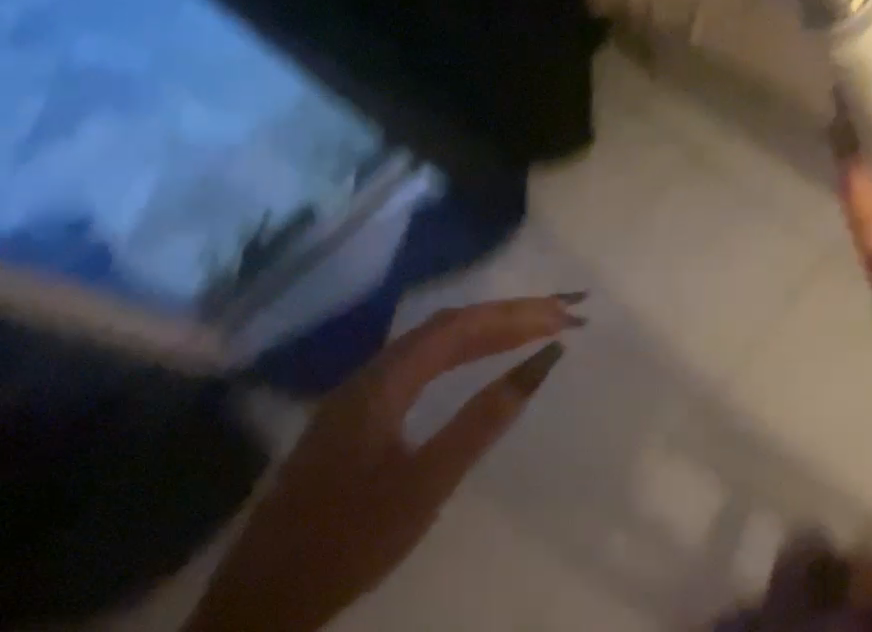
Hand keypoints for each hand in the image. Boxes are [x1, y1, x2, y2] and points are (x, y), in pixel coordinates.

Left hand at [186, 296, 583, 631]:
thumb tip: (544, 360)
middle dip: (505, 316)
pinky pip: (418, 368)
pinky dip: (461, 355)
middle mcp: (365, 380)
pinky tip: (481, 365)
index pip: (457, 328)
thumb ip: (485, 417)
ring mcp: (356, 401)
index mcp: (379, 386)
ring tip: (535, 330)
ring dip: (485, 333)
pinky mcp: (354, 423)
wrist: (262, 602)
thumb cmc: (351, 537)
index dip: (514, 314)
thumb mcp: (428, 480)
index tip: (564, 315)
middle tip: (561, 316)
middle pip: (443, 329)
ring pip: (429, 347)